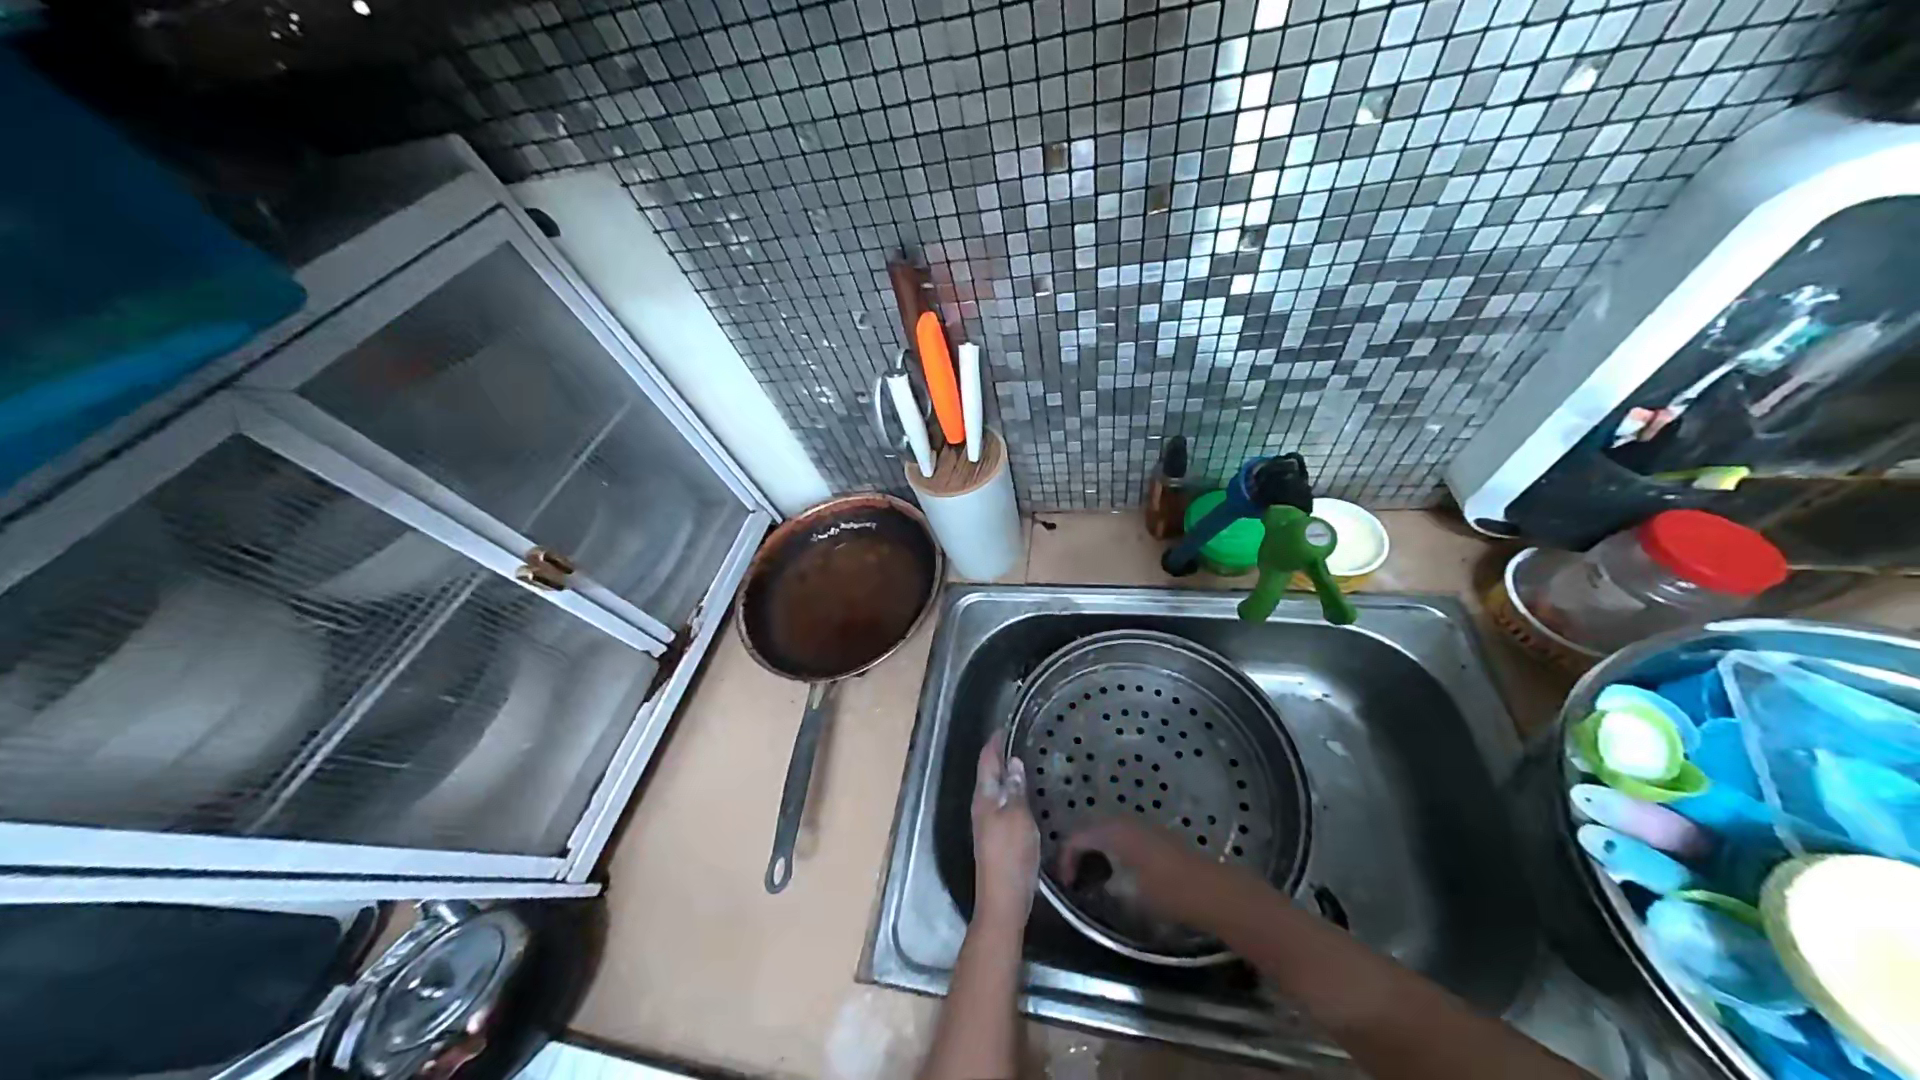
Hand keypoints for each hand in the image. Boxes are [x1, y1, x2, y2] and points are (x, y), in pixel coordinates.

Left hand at [970, 730, 1039, 927]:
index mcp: (984, 797)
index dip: (995, 742)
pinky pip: (1003, 803)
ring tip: (1026, 760)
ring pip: (996, 788)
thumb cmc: (1011, 855)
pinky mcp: (997, 836)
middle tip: (1020, 738)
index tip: (1007, 726)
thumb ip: (1015, 789)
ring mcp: (988, 822)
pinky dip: (1012, 790)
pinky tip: (1026, 793)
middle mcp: (982, 806)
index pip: (987, 760)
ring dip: (1007, 772)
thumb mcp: (1018, 817)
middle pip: (989, 773)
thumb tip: (1013, 762)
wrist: (1003, 899)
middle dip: (1001, 754)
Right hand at [1057, 817, 1252, 928]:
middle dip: (1079, 851)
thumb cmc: (1167, 892)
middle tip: (1075, 876)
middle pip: (1091, 829)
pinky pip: (1123, 835)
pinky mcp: (1156, 835)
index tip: (1067, 884)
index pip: (1077, 837)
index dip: (1066, 858)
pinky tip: (1119, 871)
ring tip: (1094, 875)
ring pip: (1108, 831)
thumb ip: (1107, 883)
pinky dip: (1113, 849)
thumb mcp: (1129, 894)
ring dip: (1097, 849)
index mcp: (1113, 832)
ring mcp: (1143, 826)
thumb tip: (1100, 881)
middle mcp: (1125, 822)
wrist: (1212, 891)